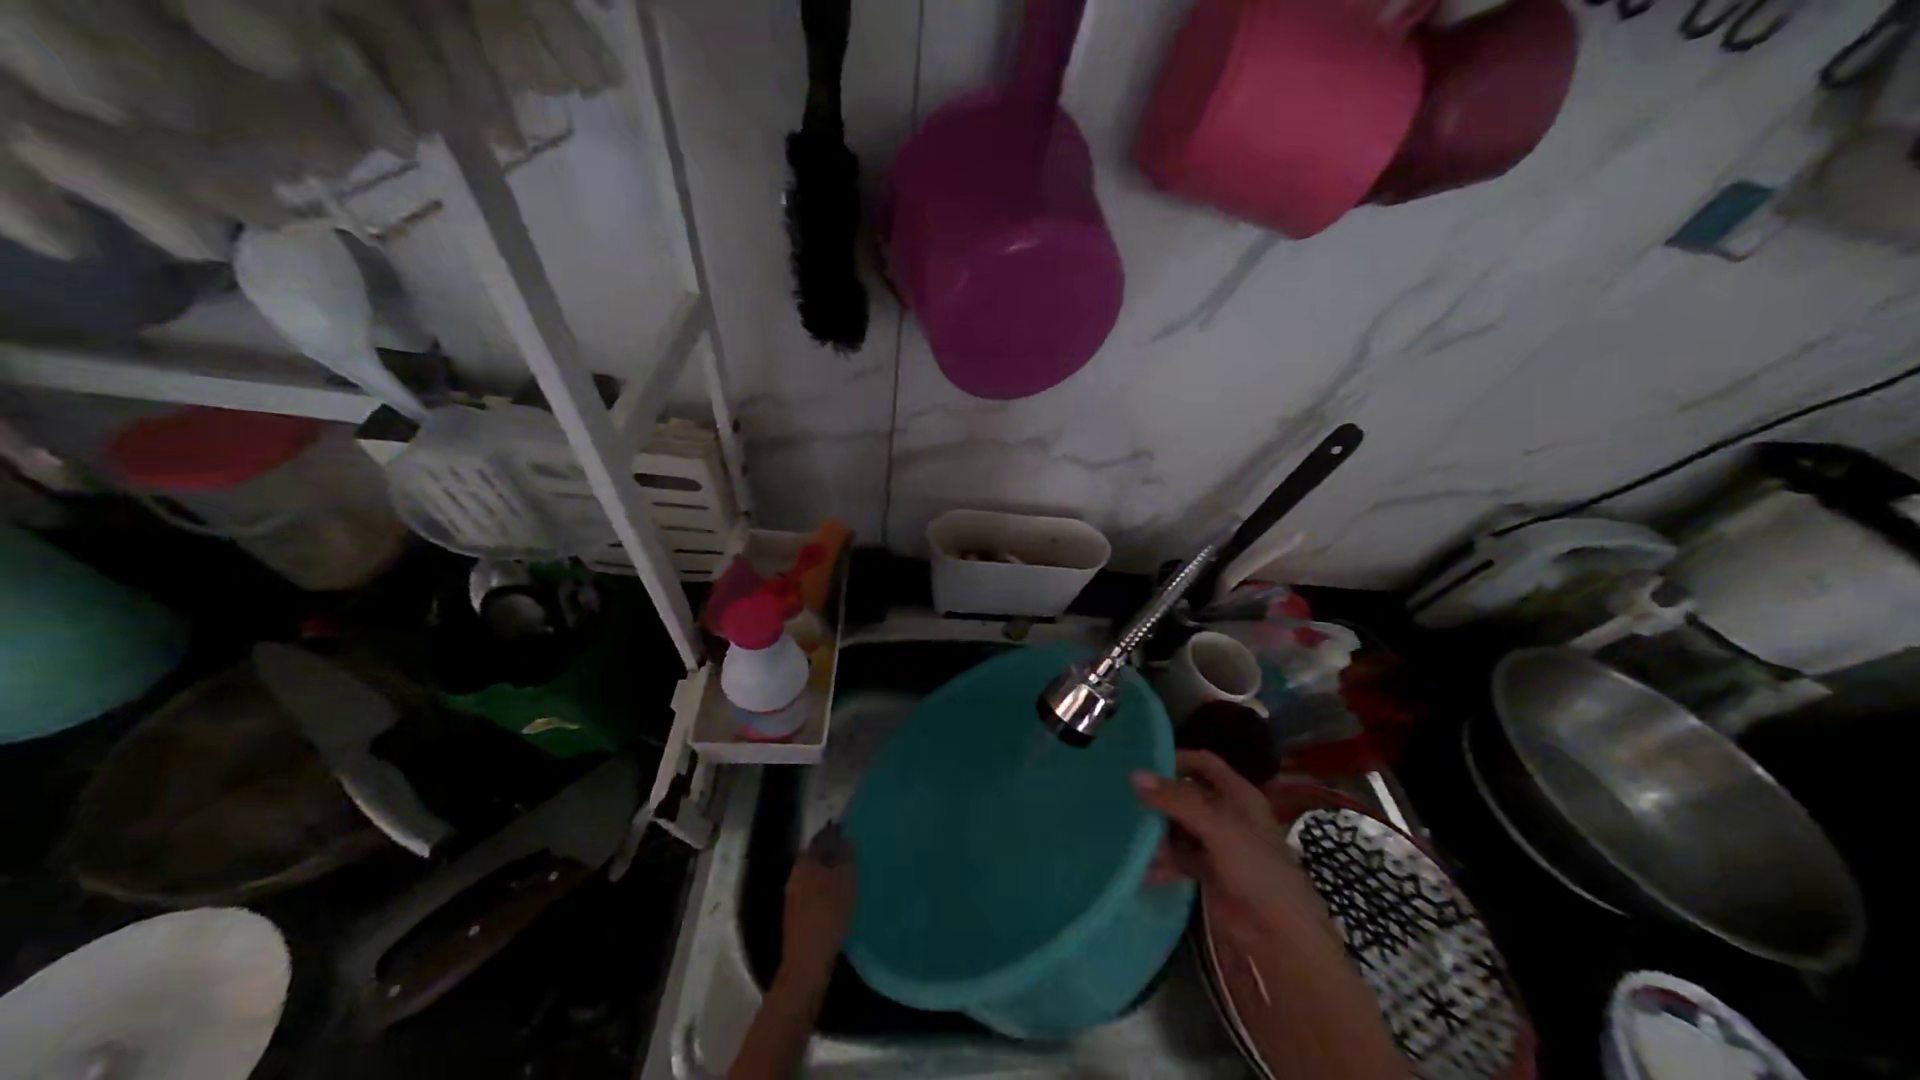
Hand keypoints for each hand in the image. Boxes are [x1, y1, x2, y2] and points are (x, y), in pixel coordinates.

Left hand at [778, 821, 857, 989]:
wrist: (807, 963)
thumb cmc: (828, 917)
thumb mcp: (845, 882)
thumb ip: (846, 857)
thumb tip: (846, 838)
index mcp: (806, 863)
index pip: (821, 838)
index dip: (835, 832)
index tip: (851, 828)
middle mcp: (796, 875)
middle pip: (816, 855)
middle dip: (832, 850)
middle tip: (854, 849)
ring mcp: (794, 896)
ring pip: (814, 873)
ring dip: (830, 869)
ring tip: (851, 870)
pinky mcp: (797, 914)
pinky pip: (814, 889)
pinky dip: (827, 885)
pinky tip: (840, 893)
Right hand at [1131, 751, 1333, 946]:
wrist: (1280, 934)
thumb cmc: (1257, 868)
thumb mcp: (1217, 827)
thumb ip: (1177, 800)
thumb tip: (1134, 775)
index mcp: (1239, 795)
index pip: (1204, 763)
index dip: (1177, 759)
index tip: (1143, 763)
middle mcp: (1228, 815)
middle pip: (1187, 796)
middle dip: (1159, 798)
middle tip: (1125, 798)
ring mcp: (1218, 845)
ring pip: (1180, 828)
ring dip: (1157, 832)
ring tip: (1129, 835)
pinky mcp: (1209, 873)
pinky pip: (1179, 859)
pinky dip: (1162, 863)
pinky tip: (1142, 869)